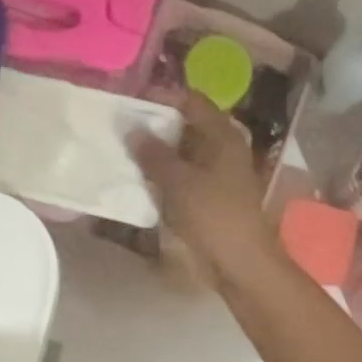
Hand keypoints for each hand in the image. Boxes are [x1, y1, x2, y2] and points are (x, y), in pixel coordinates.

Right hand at [137, 92, 281, 284]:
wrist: (240, 264)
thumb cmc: (215, 216)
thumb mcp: (180, 182)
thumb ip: (154, 155)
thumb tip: (131, 130)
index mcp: (223, 136)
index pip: (191, 101)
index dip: (163, 98)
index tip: (131, 103)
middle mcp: (222, 150)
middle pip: (186, 128)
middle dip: (155, 129)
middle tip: (121, 130)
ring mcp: (217, 176)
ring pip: (182, 156)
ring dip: (156, 157)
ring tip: (123, 155)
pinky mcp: (209, 200)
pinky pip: (183, 181)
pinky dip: (163, 180)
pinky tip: (139, 184)